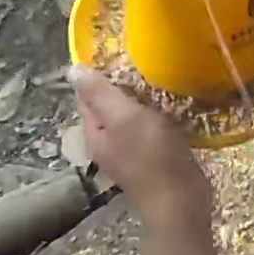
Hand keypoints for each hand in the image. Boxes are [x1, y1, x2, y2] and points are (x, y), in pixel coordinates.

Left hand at [71, 66, 225, 254]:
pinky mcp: (154, 160)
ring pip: (132, 118)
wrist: (181, 202)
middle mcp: (109, 143)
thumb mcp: (125, 118)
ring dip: (142, 101)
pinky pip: (152, 130)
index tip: (116, 52)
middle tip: (143, 62)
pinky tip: (174, 108)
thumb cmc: (152, 157)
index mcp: (96, 133)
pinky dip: (158, 117)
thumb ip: (100, 94)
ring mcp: (132, 153)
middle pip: (110, 107)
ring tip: (159, 80)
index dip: (96, 74)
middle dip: (122, 86)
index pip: (87, 97)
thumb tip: (72, 70)